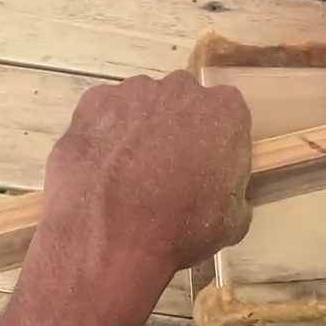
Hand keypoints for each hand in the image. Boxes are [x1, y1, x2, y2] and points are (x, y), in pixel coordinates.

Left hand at [38, 71, 252, 285]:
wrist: (113, 236)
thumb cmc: (182, 230)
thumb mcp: (231, 223)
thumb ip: (233, 193)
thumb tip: (223, 196)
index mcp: (225, 111)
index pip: (227, 118)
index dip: (215, 146)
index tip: (204, 171)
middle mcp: (181, 89)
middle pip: (183, 106)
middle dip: (177, 132)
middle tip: (166, 175)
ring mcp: (133, 92)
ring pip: (141, 107)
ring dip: (139, 133)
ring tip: (127, 178)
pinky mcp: (92, 103)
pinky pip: (104, 115)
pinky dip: (104, 136)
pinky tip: (101, 171)